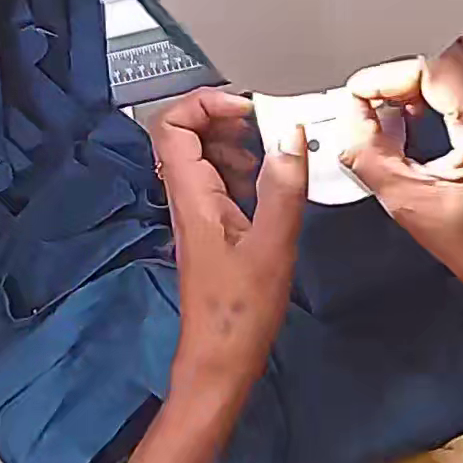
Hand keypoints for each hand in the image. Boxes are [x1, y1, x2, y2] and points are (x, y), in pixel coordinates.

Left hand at [151, 89, 308, 395]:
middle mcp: (188, 200)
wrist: (220, 358)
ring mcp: (199, 214)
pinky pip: (221, 184)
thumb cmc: (240, 311)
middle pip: (187, 136)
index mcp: (192, 197)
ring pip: (205, 158)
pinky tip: (270, 188)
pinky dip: (245, 172)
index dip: (204, 104)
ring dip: (238, 146)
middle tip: (266, 129)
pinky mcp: (213, 229)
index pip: (172, 126)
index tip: (247, 110)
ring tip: (272, 157)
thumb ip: (282, 188)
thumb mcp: (271, 246)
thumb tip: (289, 136)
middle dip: (226, 121)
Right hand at [340, 11, 462, 339]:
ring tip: (414, 95)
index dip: (390, 74)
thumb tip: (352, 111)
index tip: (366, 95)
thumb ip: (367, 152)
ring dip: (441, 55)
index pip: (437, 65)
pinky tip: (440, 99)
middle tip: (390, 91)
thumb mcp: (408, 204)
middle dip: (415, 57)